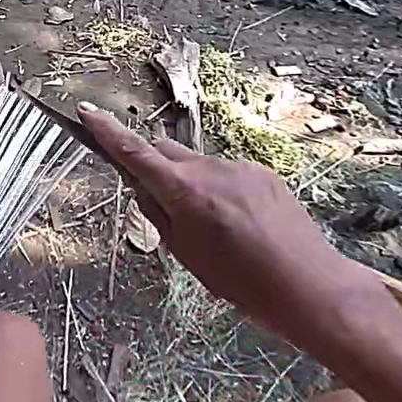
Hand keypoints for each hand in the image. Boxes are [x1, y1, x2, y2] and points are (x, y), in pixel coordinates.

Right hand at [77, 102, 384, 347]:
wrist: (314, 290)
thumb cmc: (242, 282)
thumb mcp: (184, 252)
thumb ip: (156, 212)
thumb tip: (140, 185)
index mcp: (184, 192)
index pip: (133, 152)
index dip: (106, 131)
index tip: (87, 111)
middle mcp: (210, 170)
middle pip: (163, 149)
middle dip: (151, 163)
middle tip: (154, 196)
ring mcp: (240, 169)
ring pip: (195, 164)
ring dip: (187, 182)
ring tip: (210, 224)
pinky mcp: (263, 174)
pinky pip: (225, 172)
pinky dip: (217, 188)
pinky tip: (236, 221)